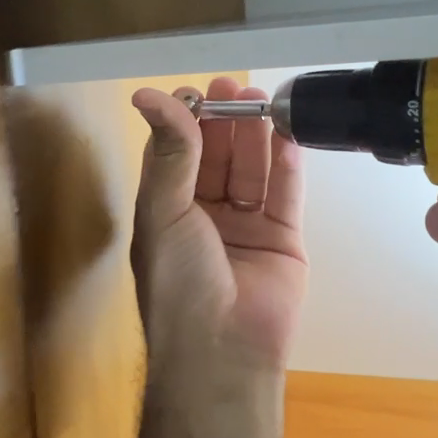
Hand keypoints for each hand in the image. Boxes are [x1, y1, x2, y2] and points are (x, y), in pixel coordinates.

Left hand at [130, 77, 307, 376]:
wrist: (222, 350)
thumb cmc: (180, 280)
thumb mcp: (164, 211)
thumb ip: (170, 153)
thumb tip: (149, 95)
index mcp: (168, 210)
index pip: (178, 154)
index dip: (187, 121)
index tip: (198, 91)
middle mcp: (205, 215)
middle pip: (218, 157)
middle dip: (225, 122)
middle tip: (236, 87)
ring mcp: (246, 227)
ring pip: (253, 171)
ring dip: (257, 137)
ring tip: (264, 102)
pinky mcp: (283, 240)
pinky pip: (285, 196)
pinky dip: (287, 167)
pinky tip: (288, 136)